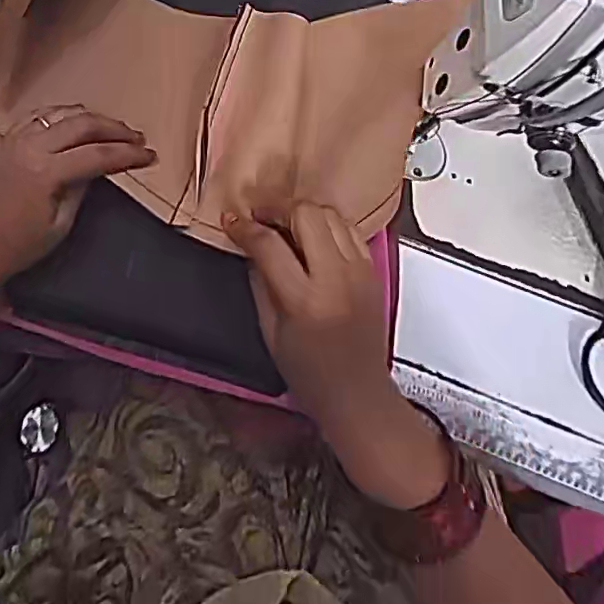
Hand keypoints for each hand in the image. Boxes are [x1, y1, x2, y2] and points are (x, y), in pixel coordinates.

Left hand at [0, 105, 154, 286]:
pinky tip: (71, 122)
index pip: (98, 154)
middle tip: (135, 138)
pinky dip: (58, 116)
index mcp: (44, 171)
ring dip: (88, 118)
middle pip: (82, 124)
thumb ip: (82, 189)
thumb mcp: (60, 225)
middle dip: (114, 129)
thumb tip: (99, 167)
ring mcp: (11, 140)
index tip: (147, 155)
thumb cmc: (14, 248)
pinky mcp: (1, 142)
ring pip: (59, 113)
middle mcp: (27, 148)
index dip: (128, 154)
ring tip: (109, 128)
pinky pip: (35, 117)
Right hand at [225, 203, 447, 507]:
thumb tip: (249, 244)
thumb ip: (258, 282)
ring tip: (282, 221)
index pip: (269, 244)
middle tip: (258, 215)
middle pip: (306, 214)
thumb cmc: (308, 373)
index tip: (230, 220)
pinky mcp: (373, 270)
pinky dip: (326, 223)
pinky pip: (349, 228)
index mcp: (305, 300)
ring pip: (330, 213)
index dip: (244, 227)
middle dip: (276, 207)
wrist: (359, 396)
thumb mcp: (269, 331)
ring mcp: (360, 271)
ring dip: (301, 211)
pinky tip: (310, 233)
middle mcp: (337, 278)